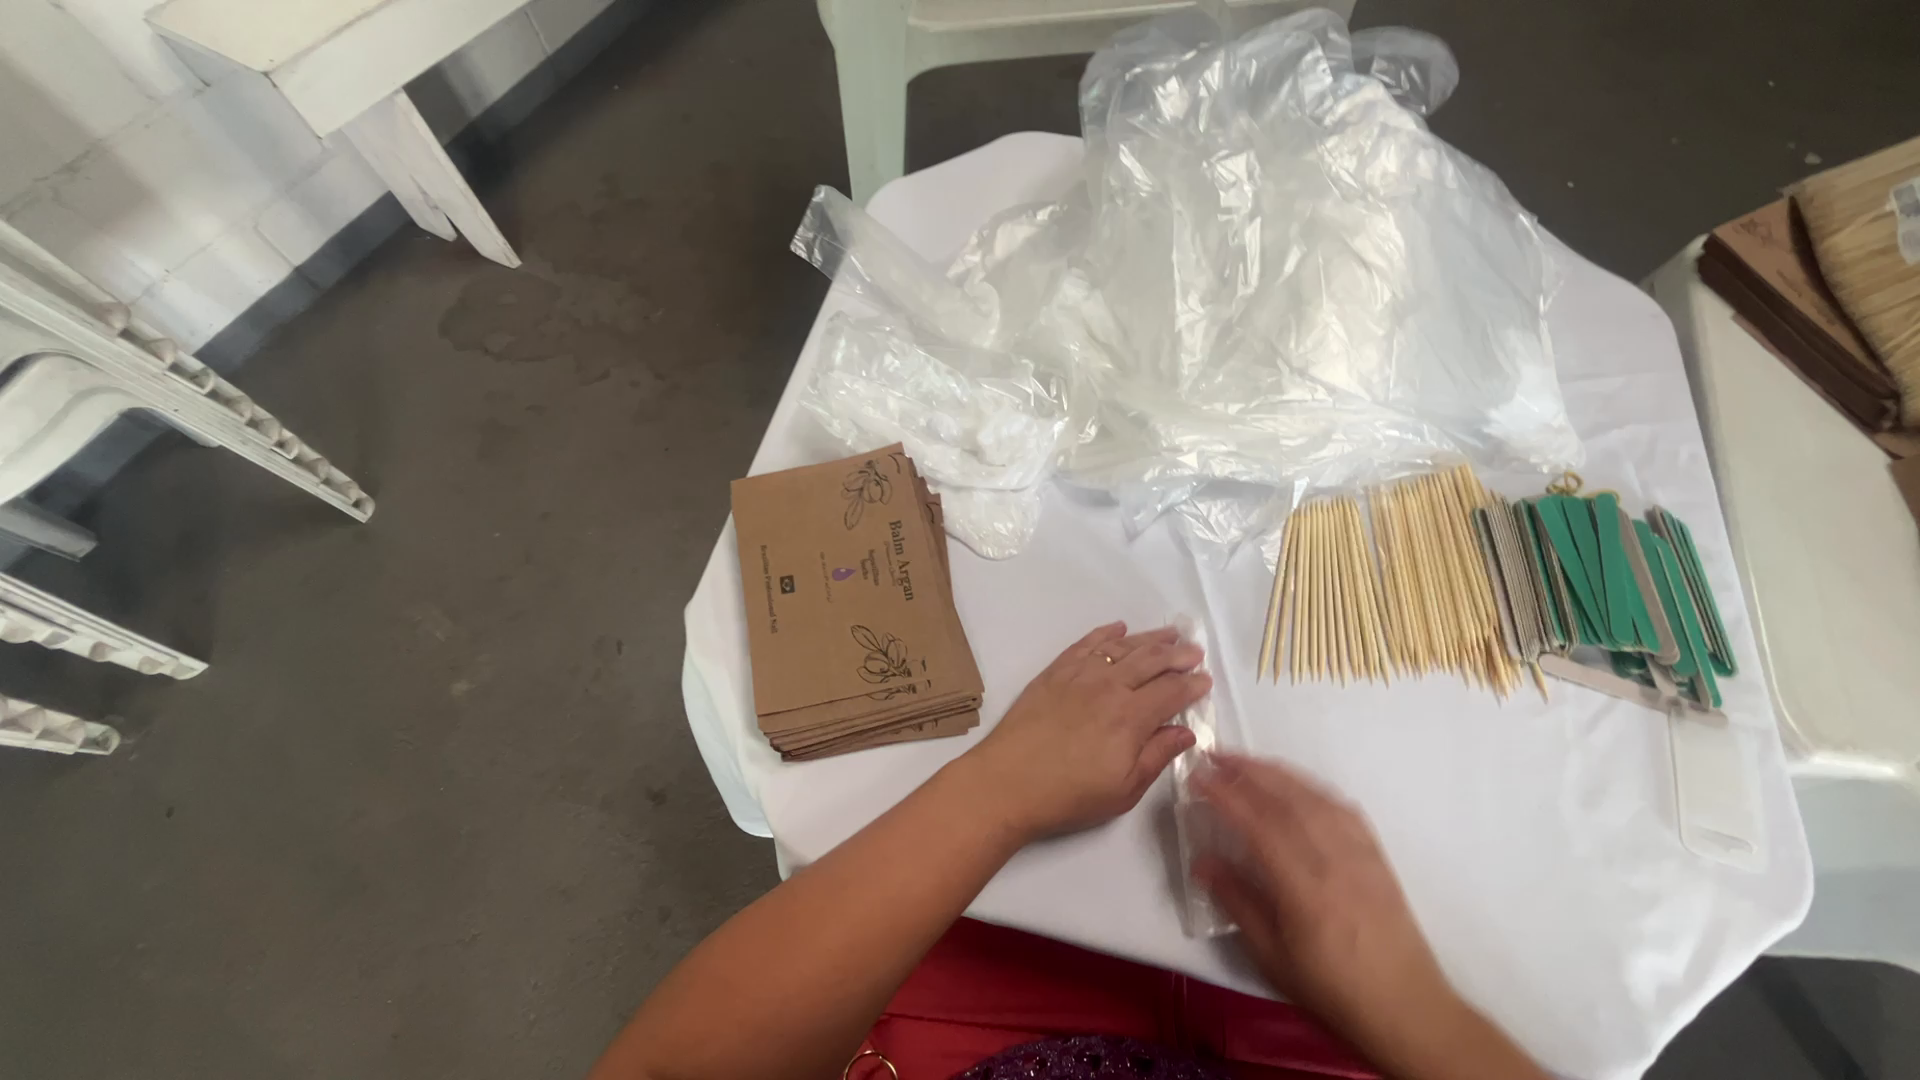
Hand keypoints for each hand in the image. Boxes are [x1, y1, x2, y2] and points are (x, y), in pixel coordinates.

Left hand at [955, 622, 1210, 841]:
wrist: (1006, 783)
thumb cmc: (1068, 795)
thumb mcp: (1124, 790)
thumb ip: (1157, 756)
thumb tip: (1186, 731)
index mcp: (1131, 717)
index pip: (1171, 691)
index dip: (1192, 685)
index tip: (1205, 680)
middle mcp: (1108, 687)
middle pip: (1150, 661)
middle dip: (1177, 654)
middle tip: (1194, 651)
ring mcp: (1079, 676)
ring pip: (1121, 648)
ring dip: (1148, 638)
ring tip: (1168, 634)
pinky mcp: (1053, 673)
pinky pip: (1085, 644)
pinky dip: (1104, 633)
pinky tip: (1118, 628)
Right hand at [1192, 754, 1545, 1079]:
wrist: (1407, 1008)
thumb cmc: (1332, 988)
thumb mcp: (1272, 955)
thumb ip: (1237, 902)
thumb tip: (1201, 860)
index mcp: (1304, 887)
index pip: (1257, 824)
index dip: (1225, 795)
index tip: (1197, 777)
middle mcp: (1333, 860)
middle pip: (1286, 799)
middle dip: (1246, 771)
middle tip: (1214, 756)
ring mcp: (1359, 853)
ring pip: (1313, 796)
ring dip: (1275, 772)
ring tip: (1245, 762)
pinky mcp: (1376, 854)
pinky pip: (1341, 807)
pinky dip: (1311, 787)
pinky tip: (1294, 785)